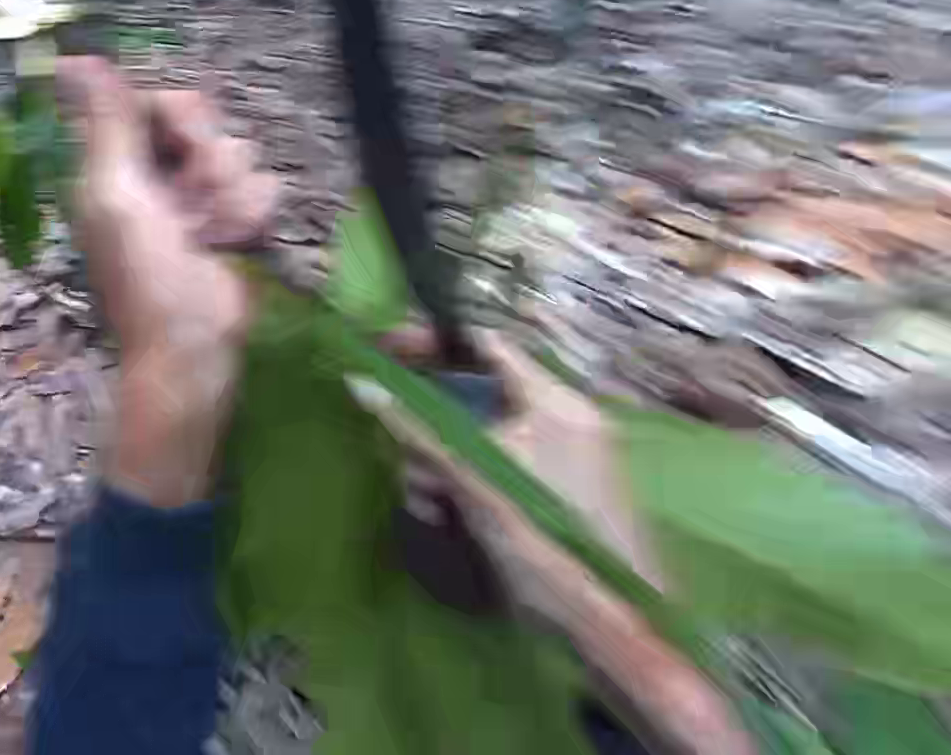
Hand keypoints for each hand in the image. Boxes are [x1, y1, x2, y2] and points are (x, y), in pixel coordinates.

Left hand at [56, 57, 276, 506]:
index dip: (177, 117)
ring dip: (226, 197)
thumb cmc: (142, 273)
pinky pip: (264, 183)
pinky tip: (229, 245)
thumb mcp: (115, 192)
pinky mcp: (237, 213)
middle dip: (205, 162)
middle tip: (189, 206)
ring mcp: (198, 191)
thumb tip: (69, 60)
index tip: (178, 146)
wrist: (193, 344)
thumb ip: (103, 123)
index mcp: (115, 160)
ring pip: (238, 149)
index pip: (155, 98)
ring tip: (206, 235)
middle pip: (202, 117)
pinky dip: (248, 218)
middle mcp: (155, 168)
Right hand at [375, 330, 751, 754]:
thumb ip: (412, 427)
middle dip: (423, 417)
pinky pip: (483, 461)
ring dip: (432, 457)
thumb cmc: (546, 537)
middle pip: (468, 391)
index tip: (385, 347)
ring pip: (468, 432)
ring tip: (421, 495)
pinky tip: (438, 509)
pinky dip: (454, 478)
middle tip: (395, 439)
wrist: (614, 632)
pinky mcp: (543, 485)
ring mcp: (552, 454)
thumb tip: (356, 380)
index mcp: (554, 403)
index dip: (432, 339)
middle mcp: (556, 418)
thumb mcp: (470, 476)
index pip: (485, 343)